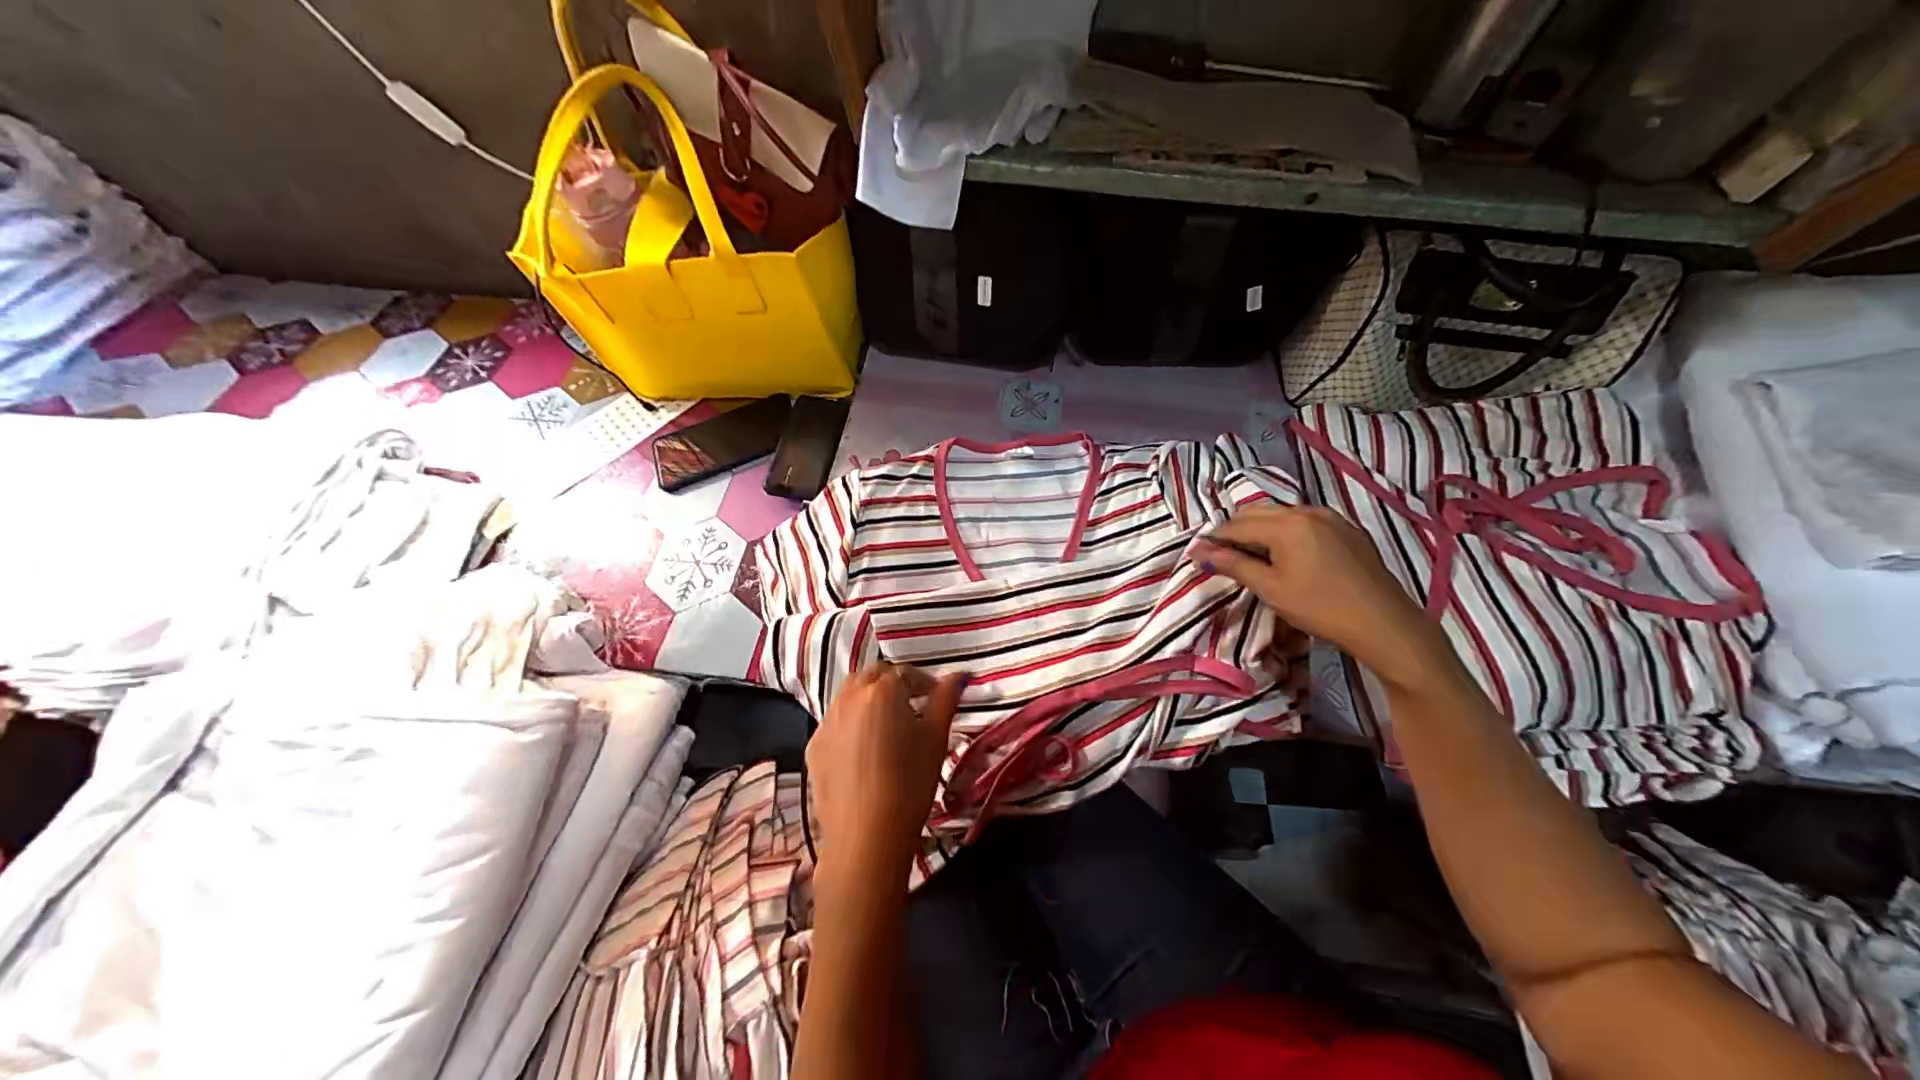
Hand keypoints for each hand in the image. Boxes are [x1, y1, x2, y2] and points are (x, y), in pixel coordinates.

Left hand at [808, 663, 966, 881]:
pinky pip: (835, 722)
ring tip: (887, 724)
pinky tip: (864, 749)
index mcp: (882, 691)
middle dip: (893, 683)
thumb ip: (945, 700)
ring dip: (869, 699)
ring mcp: (827, 722)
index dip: (923, 683)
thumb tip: (957, 675)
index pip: (905, 673)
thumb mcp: (936, 739)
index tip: (935, 698)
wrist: (866, 835)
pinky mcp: (814, 746)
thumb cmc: (910, 784)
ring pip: (849, 695)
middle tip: (911, 706)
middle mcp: (849, 698)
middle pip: (873, 676)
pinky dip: (851, 723)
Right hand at [1190, 505, 1454, 690]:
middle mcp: (1307, 511)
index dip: (1214, 539)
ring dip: (1261, 529)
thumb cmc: (1320, 608)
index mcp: (1286, 524)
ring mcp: (1331, 518)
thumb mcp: (1271, 589)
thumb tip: (1201, 552)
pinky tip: (1285, 553)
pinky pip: (1306, 522)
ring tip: (1250, 553)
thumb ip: (1234, 565)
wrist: (1383, 623)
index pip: (1237, 525)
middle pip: (1259, 513)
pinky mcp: (1348, 530)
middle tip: (1221, 554)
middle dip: (1236, 530)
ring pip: (1283, 515)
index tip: (1197, 553)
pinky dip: (1286, 532)